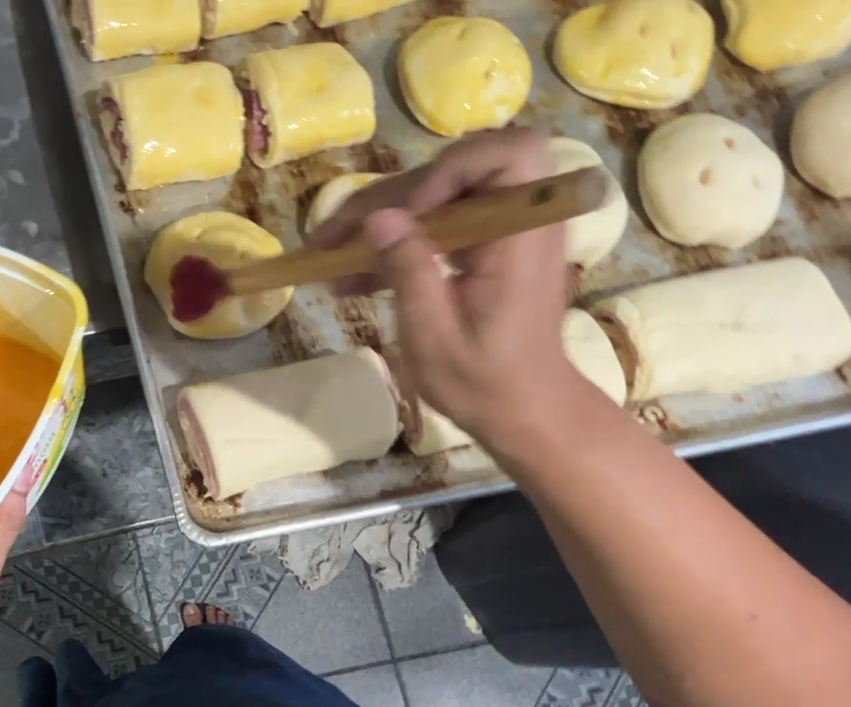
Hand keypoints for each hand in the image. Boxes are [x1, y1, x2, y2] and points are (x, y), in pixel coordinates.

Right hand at [307, 128, 586, 445]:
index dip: (452, 168)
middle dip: (388, 200)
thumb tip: (378, 218)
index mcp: (520, 237)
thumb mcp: (433, 336)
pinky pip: (436, 226)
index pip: (508, 153)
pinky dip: (394, 243)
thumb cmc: (481, 382)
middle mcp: (518, 221)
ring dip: (380, 222)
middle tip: (330, 238)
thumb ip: (409, 272)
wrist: (522, 407)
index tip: (409, 213)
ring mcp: (501, 234)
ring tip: (329, 257)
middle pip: (454, 173)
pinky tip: (352, 275)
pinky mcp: (484, 249)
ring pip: (435, 198)